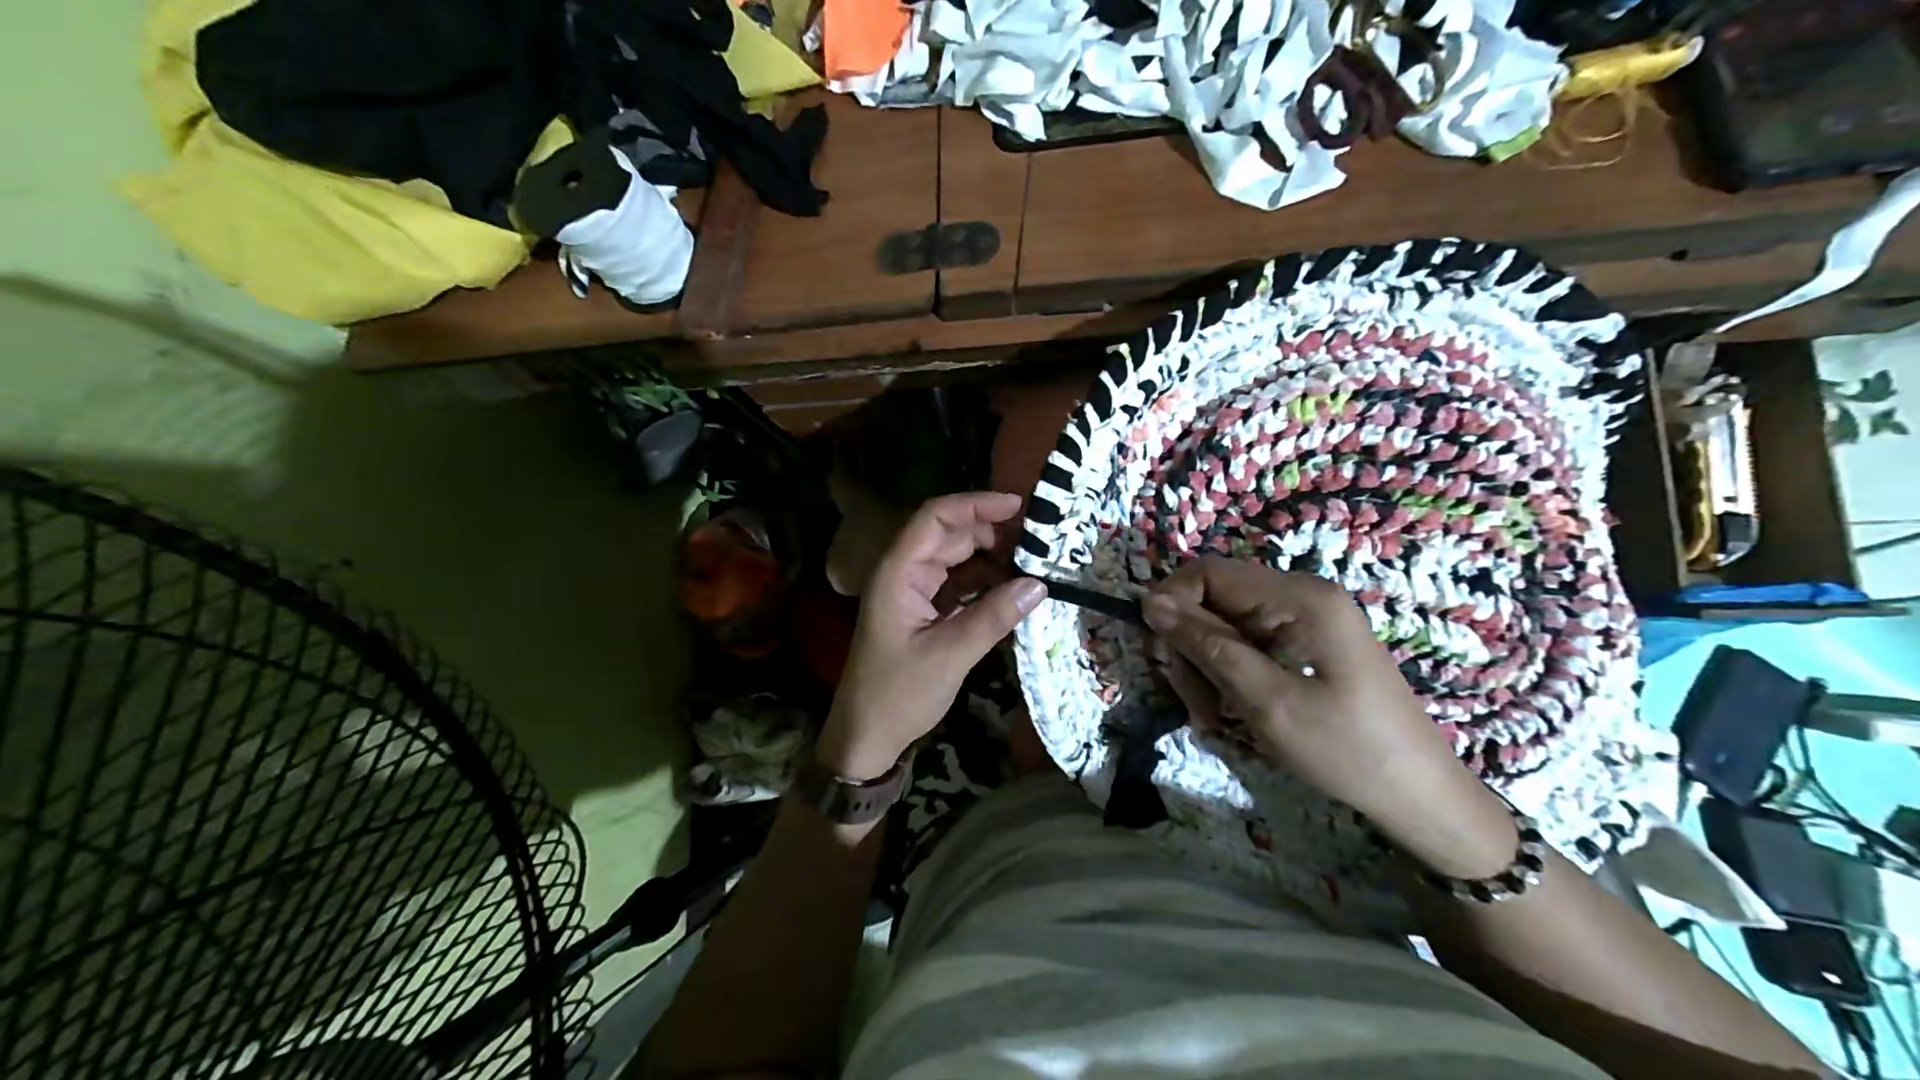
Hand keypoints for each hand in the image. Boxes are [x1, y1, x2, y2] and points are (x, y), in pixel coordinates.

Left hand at [817, 493, 1046, 779]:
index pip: (935, 518)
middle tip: (1039, 538)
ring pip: (957, 560)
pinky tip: (1014, 589)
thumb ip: (993, 617)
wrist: (866, 736)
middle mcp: (905, 573)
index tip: (1018, 506)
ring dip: (992, 558)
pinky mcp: (925, 613)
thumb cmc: (898, 693)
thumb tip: (1039, 585)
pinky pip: (959, 585)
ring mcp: (914, 593)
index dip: (975, 505)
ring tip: (1035, 562)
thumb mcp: (949, 655)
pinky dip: (985, 584)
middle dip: (992, 531)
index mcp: (898, 572)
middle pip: (949, 535)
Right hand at [1143, 558, 1516, 877]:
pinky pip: (1245, 645)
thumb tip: (1151, 602)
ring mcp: (1304, 620)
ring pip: (1222, 627)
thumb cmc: (1345, 748)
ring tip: (1215, 718)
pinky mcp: (1304, 643)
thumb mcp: (1265, 699)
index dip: (1172, 604)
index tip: (1161, 655)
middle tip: (1196, 703)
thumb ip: (1207, 645)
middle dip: (1190, 647)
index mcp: (1298, 598)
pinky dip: (1227, 676)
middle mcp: (1300, 596)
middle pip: (1212, 600)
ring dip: (1206, 669)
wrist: (1417, 794)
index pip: (1207, 572)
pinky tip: (1232, 713)